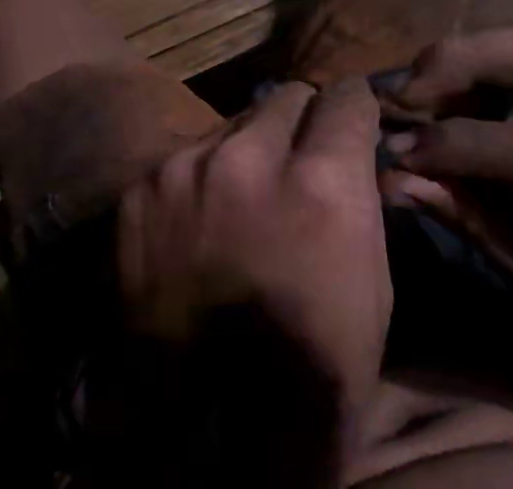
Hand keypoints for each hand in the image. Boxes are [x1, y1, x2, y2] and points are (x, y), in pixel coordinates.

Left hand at [118, 79, 391, 421]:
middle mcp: (248, 157)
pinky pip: (183, 156)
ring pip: (230, 124)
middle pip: (285, 98)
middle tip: (298, 152)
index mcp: (321, 182)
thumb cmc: (312, 360)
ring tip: (241, 193)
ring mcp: (185, 166)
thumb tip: (346, 149)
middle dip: (300, 119)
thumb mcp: (372, 282)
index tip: (349, 116)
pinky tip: (197, 217)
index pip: (344, 99)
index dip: (353, 107)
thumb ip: (356, 196)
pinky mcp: (140, 184)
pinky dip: (198, 175)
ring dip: (245, 148)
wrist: (207, 416)